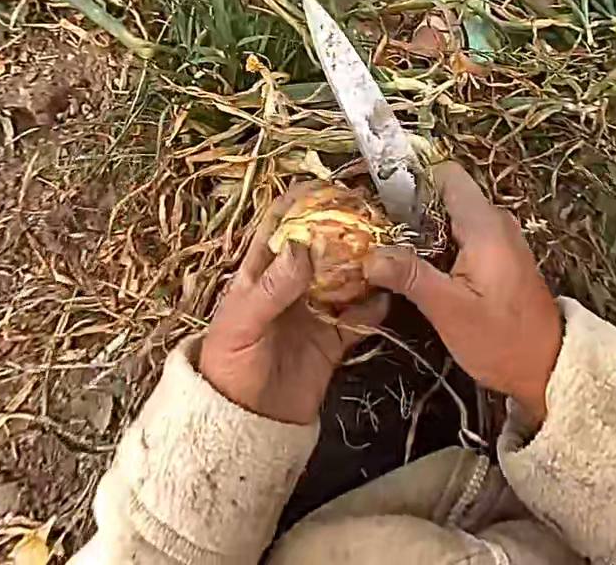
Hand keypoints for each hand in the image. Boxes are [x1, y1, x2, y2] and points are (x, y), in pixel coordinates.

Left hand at [198, 183, 387, 424]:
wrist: (244, 429)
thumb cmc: (230, 367)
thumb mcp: (242, 323)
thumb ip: (272, 287)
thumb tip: (303, 244)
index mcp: (262, 273)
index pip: (280, 225)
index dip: (301, 201)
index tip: (328, 186)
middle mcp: (292, 285)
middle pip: (321, 245)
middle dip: (344, 228)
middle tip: (371, 215)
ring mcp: (315, 310)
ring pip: (345, 276)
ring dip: (364, 263)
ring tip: (386, 250)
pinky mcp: (333, 339)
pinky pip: (359, 317)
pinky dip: (374, 307)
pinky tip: (385, 297)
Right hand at [365, 162, 562, 425]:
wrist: (547, 368)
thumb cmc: (501, 340)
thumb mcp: (450, 311)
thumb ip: (411, 276)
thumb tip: (370, 255)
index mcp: (485, 224)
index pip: (449, 174)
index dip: (416, 180)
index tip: (386, 203)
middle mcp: (496, 220)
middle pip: (448, 193)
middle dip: (414, 208)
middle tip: (382, 234)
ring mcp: (501, 235)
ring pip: (454, 213)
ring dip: (425, 228)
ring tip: (394, 251)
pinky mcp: (501, 253)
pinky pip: (465, 231)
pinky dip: (442, 242)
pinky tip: (423, 266)